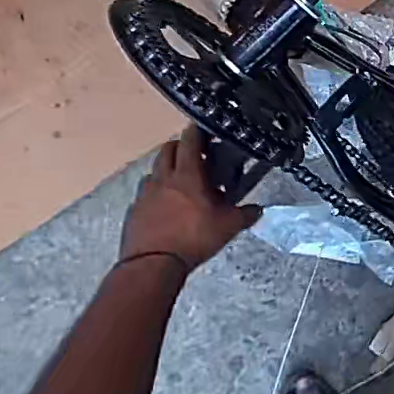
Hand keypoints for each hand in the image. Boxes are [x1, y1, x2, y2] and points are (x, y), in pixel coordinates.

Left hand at [118, 126, 261, 272]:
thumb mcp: (227, 226)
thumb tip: (259, 209)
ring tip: (178, 181)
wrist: (152, 264)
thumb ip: (245, 215)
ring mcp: (145, 193)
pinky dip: (154, 192)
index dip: (196, 131)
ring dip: (165, 169)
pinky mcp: (134, 210)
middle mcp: (163, 177)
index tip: (203, 129)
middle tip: (192, 154)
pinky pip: (144, 192)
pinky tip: (162, 205)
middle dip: (179, 146)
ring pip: (154, 169)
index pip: (190, 140)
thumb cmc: (193, 238)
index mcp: (187, 174)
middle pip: (168, 149)